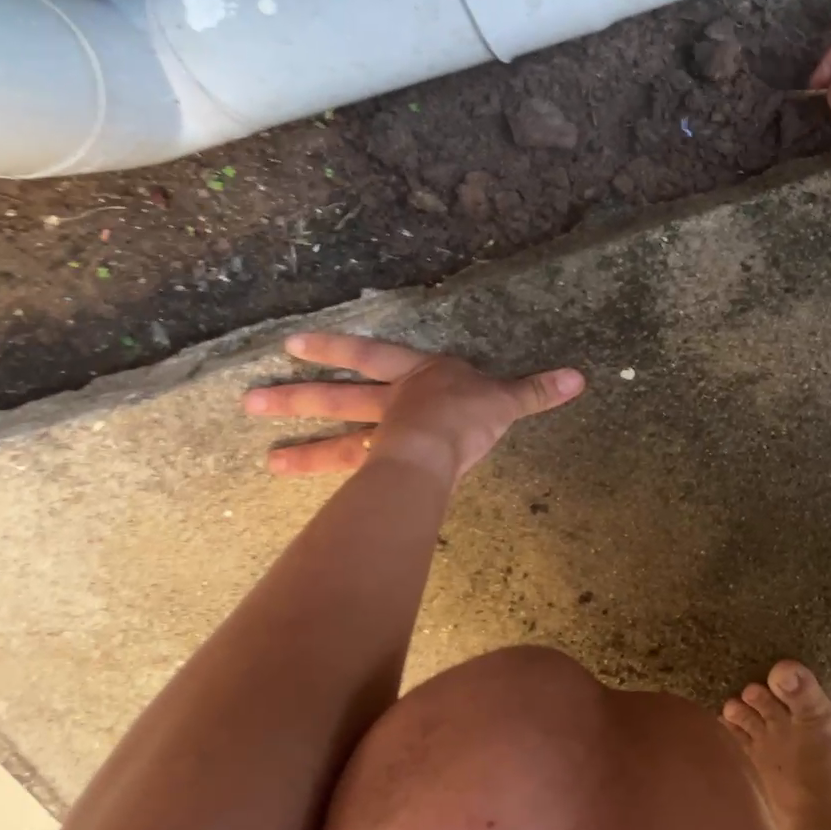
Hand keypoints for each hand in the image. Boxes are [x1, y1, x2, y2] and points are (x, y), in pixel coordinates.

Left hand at [242, 333, 584, 479]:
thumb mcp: (509, 399)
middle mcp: (393, 402)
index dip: (337, 349)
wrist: (440, 446)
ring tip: (265, 458)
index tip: (293, 345)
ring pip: (338, 438)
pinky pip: (352, 470)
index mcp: (422, 376)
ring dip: (302, 444)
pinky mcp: (382, 467)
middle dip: (299, 398)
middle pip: (341, 397)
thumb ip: (537, 391)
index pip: (374, 356)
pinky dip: (327, 476)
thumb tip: (580, 377)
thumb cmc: (470, 414)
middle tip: (250, 401)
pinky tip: (298, 484)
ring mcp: (383, 436)